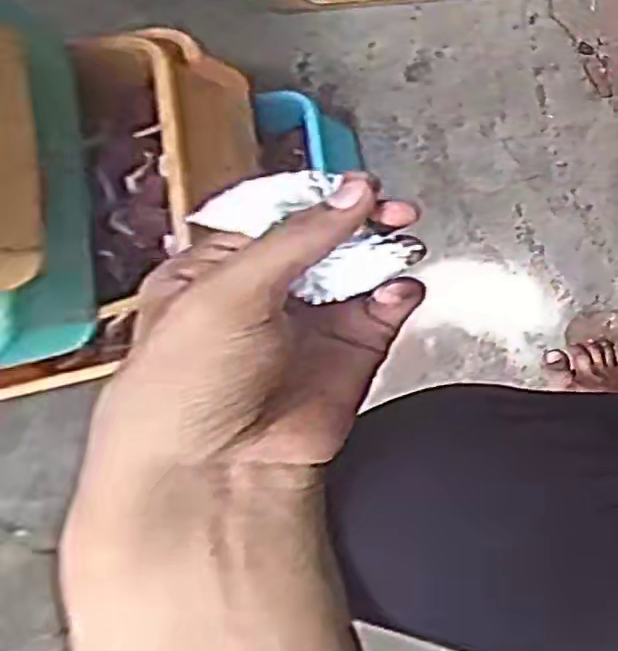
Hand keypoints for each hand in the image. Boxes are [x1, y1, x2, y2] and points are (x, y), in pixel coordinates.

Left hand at [88, 175, 425, 475]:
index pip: (281, 216)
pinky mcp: (362, 341)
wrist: (222, 464)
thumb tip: (354, 193)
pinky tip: (396, 294)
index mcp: (220, 270)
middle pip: (336, 236)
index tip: (358, 186)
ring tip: (399, 247)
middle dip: (366, 220)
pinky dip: (403, 292)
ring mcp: (321, 315)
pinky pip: (395, 302)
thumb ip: (301, 239)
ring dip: (389, 253)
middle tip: (392, 211)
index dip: (322, 197)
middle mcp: (275, 289)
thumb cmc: (181, 391)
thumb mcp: (228, 295)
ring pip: (372, 265)